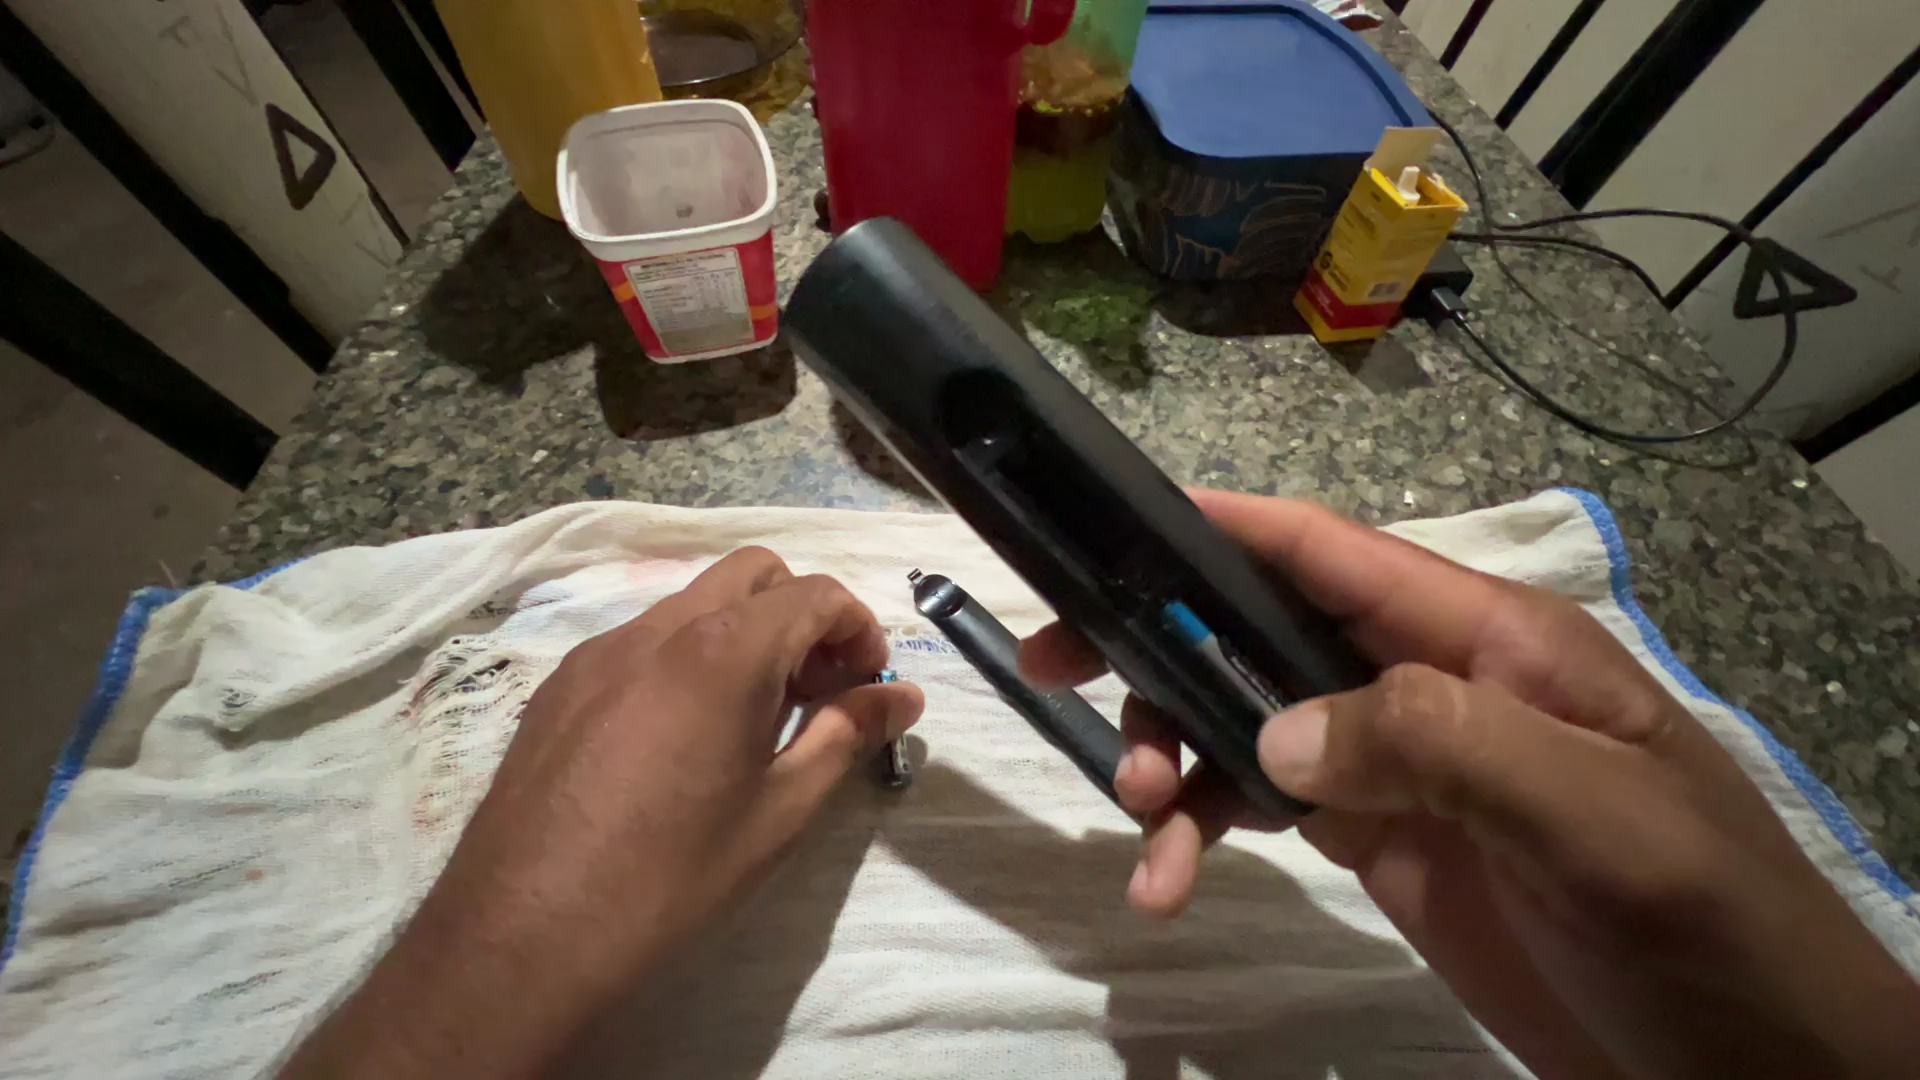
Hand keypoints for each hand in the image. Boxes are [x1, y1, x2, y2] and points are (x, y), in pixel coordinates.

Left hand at [280, 548, 922, 1079]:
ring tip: (752, 713)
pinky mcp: (562, 680)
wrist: (519, 940)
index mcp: (725, 648)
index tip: (867, 682)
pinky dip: (690, 653)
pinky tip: (682, 732)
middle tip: (815, 687)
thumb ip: (851, 732)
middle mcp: (661, 625)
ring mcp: (602, 647)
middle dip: (803, 614)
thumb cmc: (674, 873)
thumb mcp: (784, 807)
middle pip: (756, 572)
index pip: (817, 594)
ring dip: (746, 631)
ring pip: (697, 599)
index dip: (859, 628)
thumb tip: (906, 696)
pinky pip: (646, 636)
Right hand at [1021, 490, 1919, 1079]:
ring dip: (1168, 755)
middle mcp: (1403, 675)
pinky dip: (1194, 832)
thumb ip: (1441, 742)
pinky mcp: (1349, 821)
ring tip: (1143, 815)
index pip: (1326, 551)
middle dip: (1151, 646)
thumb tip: (1274, 736)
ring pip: (1230, 719)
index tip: (1123, 524)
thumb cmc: (1700, 925)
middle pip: (1247, 629)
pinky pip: (1245, 800)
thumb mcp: (1597, 821)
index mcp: (1469, 635)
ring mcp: (1371, 751)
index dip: (1224, 526)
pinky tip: (1165, 882)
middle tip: (1055, 663)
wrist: (1733, 1071)